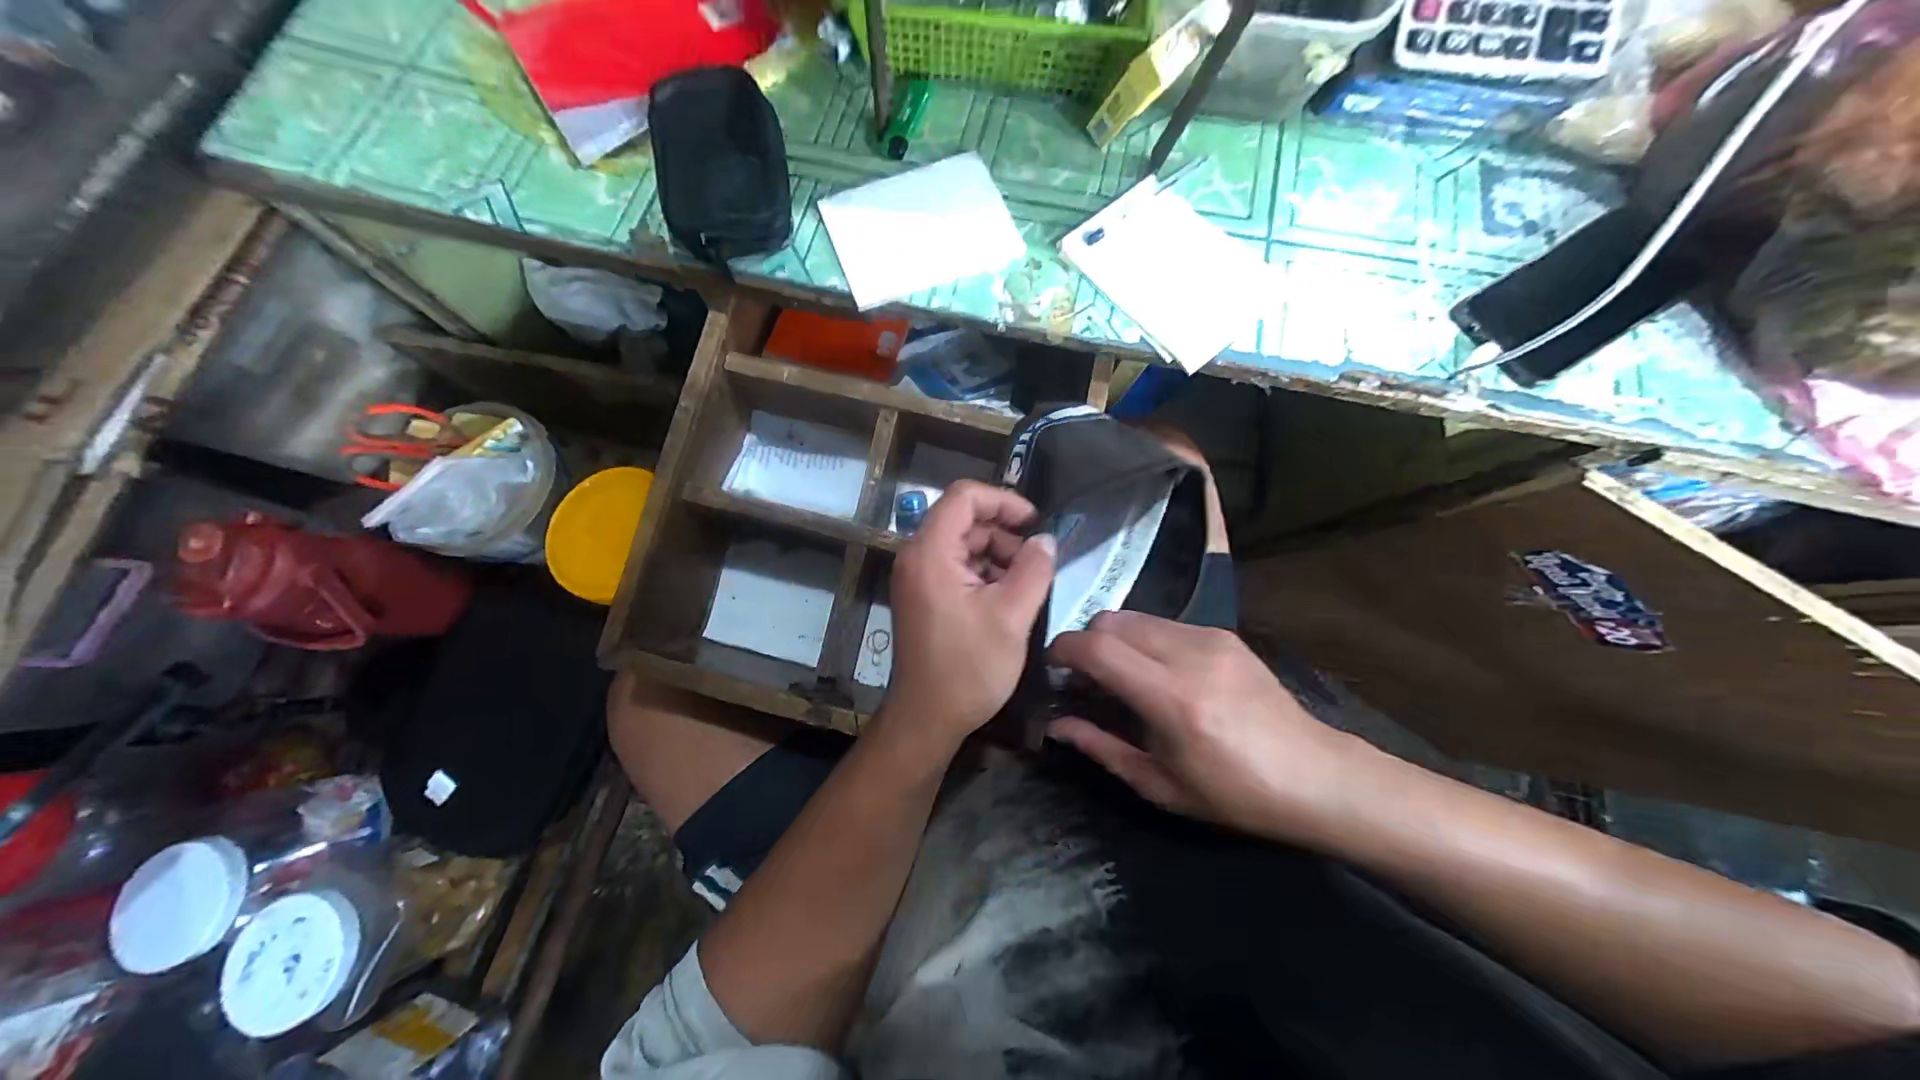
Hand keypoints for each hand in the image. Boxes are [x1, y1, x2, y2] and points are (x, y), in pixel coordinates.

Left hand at [885, 480, 1055, 750]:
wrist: (927, 718)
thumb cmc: (968, 667)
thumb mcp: (1011, 616)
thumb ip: (1034, 570)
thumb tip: (1046, 541)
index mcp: (930, 552)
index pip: (964, 496)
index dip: (1003, 500)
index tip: (1035, 523)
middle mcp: (916, 557)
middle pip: (963, 519)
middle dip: (1004, 533)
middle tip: (1037, 562)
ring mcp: (917, 578)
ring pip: (962, 544)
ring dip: (997, 554)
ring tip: (1028, 584)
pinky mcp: (924, 597)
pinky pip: (956, 567)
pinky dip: (984, 573)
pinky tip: (1008, 597)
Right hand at [1046, 611, 1378, 843]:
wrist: (1316, 775)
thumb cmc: (1235, 794)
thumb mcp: (1160, 785)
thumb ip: (1101, 747)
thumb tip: (1053, 723)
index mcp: (1173, 699)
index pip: (1098, 648)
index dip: (1063, 650)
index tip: (1052, 668)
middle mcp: (1190, 655)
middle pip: (1112, 621)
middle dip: (1087, 643)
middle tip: (1086, 679)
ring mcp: (1211, 638)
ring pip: (1136, 618)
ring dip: (1115, 640)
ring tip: (1120, 677)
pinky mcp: (1225, 634)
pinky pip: (1165, 624)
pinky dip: (1144, 641)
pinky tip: (1156, 673)